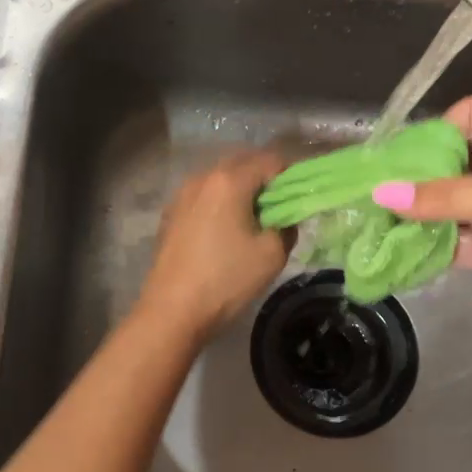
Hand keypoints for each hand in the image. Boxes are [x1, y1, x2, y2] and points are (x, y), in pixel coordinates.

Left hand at [137, 150, 289, 338]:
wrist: (172, 311)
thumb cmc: (226, 280)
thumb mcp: (272, 255)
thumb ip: (287, 227)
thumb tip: (283, 219)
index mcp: (229, 180)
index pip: (271, 161)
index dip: (291, 176)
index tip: (300, 200)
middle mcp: (202, 178)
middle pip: (242, 164)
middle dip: (265, 180)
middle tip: (279, 210)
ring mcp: (181, 195)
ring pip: (220, 180)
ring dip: (241, 191)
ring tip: (252, 222)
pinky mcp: (170, 215)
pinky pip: (204, 198)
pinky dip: (220, 204)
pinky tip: (225, 232)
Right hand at [371, 96, 471, 343]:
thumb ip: (444, 196)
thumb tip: (382, 192)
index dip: (440, 127)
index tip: (403, 154)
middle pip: (456, 159)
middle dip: (418, 173)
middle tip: (377, 189)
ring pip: (451, 203)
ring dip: (419, 211)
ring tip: (377, 219)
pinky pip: (454, 239)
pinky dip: (430, 243)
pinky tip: (399, 248)